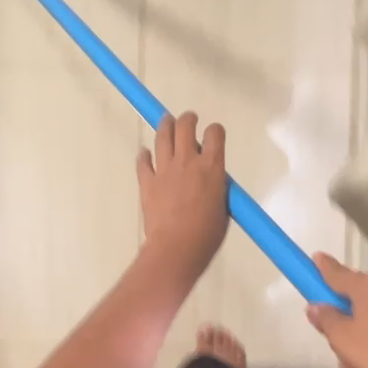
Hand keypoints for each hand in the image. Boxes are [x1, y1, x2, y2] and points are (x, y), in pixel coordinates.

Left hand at [137, 112, 228, 282]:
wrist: (176, 248)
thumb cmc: (207, 235)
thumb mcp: (224, 208)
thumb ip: (218, 189)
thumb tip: (213, 183)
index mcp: (212, 167)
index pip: (215, 134)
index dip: (215, 132)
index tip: (213, 135)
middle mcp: (188, 161)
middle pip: (185, 126)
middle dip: (188, 119)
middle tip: (189, 120)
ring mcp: (165, 170)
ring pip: (163, 136)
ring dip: (166, 125)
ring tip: (167, 122)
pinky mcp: (147, 182)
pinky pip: (143, 161)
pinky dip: (144, 155)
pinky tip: (145, 154)